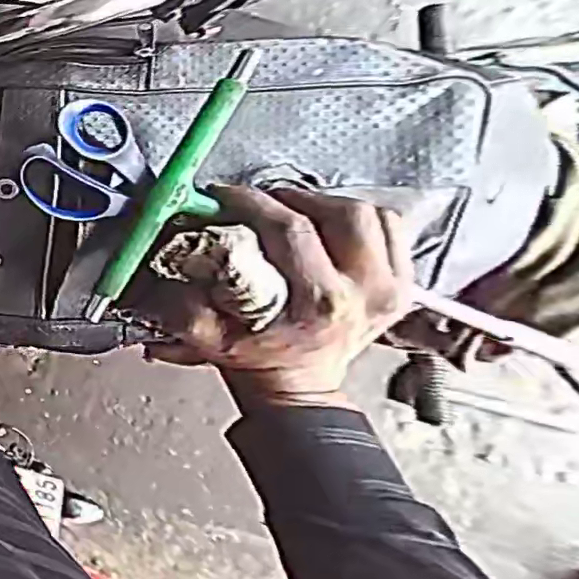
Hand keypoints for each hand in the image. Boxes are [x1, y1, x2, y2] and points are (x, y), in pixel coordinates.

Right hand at [147, 186, 413, 411]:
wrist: (293, 382)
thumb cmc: (251, 356)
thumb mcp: (201, 333)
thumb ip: (181, 297)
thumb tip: (176, 252)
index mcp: (318, 301)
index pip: (290, 228)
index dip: (251, 202)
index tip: (223, 196)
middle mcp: (365, 291)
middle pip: (342, 214)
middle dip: (291, 197)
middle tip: (257, 200)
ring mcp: (391, 288)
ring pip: (372, 216)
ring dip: (325, 203)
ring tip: (289, 208)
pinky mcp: (403, 285)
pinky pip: (390, 230)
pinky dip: (356, 218)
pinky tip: (322, 223)